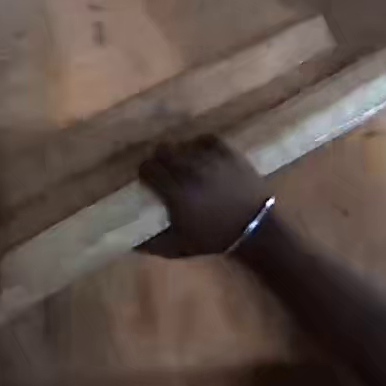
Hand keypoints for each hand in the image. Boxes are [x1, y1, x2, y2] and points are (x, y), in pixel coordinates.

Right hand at [137, 135, 273, 257]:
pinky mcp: (227, 152)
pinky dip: (199, 145)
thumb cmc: (214, 238)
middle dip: (160, 160)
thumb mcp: (179, 246)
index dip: (145, 172)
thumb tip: (130, 244)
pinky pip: (205, 138)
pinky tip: (201, 154)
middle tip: (165, 170)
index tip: (149, 179)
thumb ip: (152, 244)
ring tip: (185, 164)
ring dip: (180, 153)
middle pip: (162, 151)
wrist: (255, 228)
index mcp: (175, 193)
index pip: (147, 168)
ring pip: (182, 144)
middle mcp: (189, 171)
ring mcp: (210, 159)